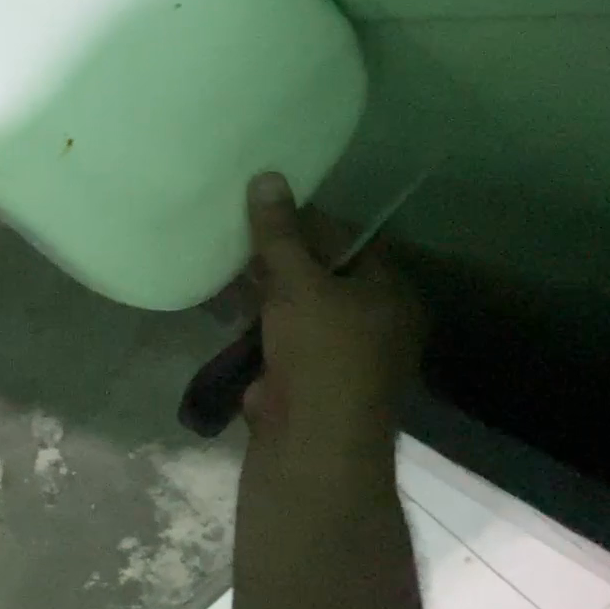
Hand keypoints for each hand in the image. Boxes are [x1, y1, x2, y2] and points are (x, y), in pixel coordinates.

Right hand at [242, 173, 426, 452]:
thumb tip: (268, 176)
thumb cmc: (321, 350)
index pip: (348, 238)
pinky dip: (254, 307)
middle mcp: (372, 313)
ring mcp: (338, 342)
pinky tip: (222, 292)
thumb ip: (280, 233)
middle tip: (233, 223)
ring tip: (220, 250)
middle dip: (278, 248)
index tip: (261, 202)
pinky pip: (279, 322)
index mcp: (389, 290)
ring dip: (262, 278)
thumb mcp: (298, 283)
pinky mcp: (305, 362)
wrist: (311, 432)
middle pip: (321, 266)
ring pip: (296, 296)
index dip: (306, 218)